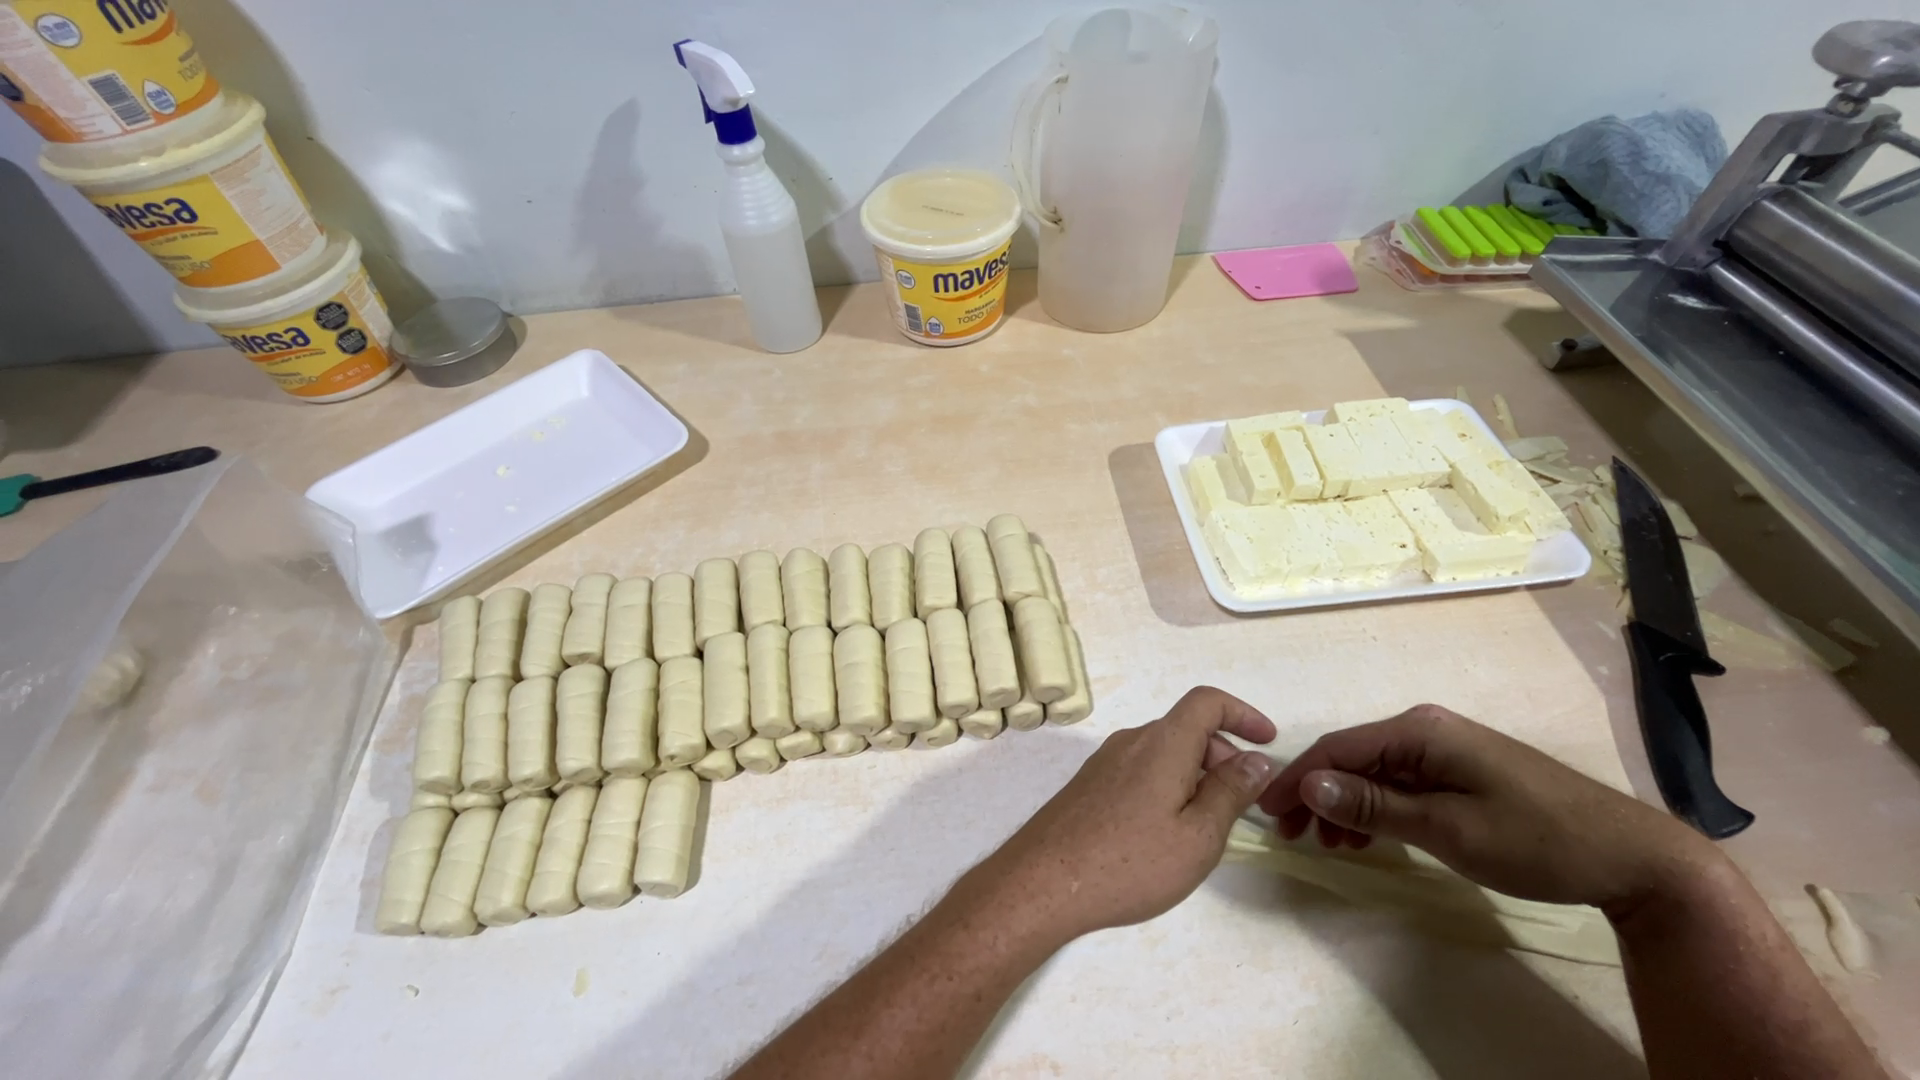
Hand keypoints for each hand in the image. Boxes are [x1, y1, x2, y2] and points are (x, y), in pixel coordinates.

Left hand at [972, 687, 1277, 944]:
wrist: (1043, 882)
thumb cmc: (1130, 861)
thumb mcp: (1197, 836)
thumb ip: (1230, 793)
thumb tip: (1256, 759)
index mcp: (1162, 743)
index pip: (1206, 701)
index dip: (1243, 713)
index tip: (1268, 741)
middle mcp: (1131, 741)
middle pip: (1186, 728)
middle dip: (1223, 754)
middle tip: (1242, 802)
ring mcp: (1105, 762)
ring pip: (1162, 752)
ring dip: (1194, 773)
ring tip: (1206, 825)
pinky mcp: (1089, 785)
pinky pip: (1139, 770)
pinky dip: (1166, 784)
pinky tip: (1165, 832)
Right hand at [1256, 704, 1721, 915]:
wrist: (1634, 858)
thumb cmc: (1536, 839)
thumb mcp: (1447, 829)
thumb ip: (1374, 805)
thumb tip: (1307, 784)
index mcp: (1420, 731)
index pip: (1338, 748)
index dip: (1296, 778)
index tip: (1267, 812)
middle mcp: (1427, 730)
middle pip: (1352, 758)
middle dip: (1316, 794)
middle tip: (1293, 836)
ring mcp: (1445, 750)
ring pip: (1373, 773)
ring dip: (1344, 805)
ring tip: (1331, 844)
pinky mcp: (1460, 772)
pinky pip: (1400, 784)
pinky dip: (1375, 809)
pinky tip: (1368, 837)